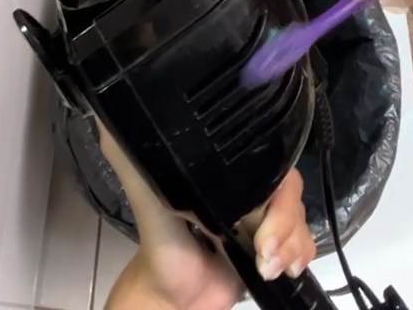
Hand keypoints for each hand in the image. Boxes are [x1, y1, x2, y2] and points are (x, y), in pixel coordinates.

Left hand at [99, 126, 316, 309]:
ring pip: (299, 214)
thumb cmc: (161, 249)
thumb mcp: (148, 201)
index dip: (274, 188)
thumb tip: (107, 120)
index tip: (262, 222)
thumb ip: (132, 163)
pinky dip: (300, 255)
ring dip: (291, 244)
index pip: (265, 157)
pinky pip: (305, 240)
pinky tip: (281, 270)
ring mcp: (263, 215)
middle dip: (284, 223)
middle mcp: (245, 186)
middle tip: (263, 251)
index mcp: (222, 170)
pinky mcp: (276, 244)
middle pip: (287, 186)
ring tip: (266, 267)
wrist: (177, 302)